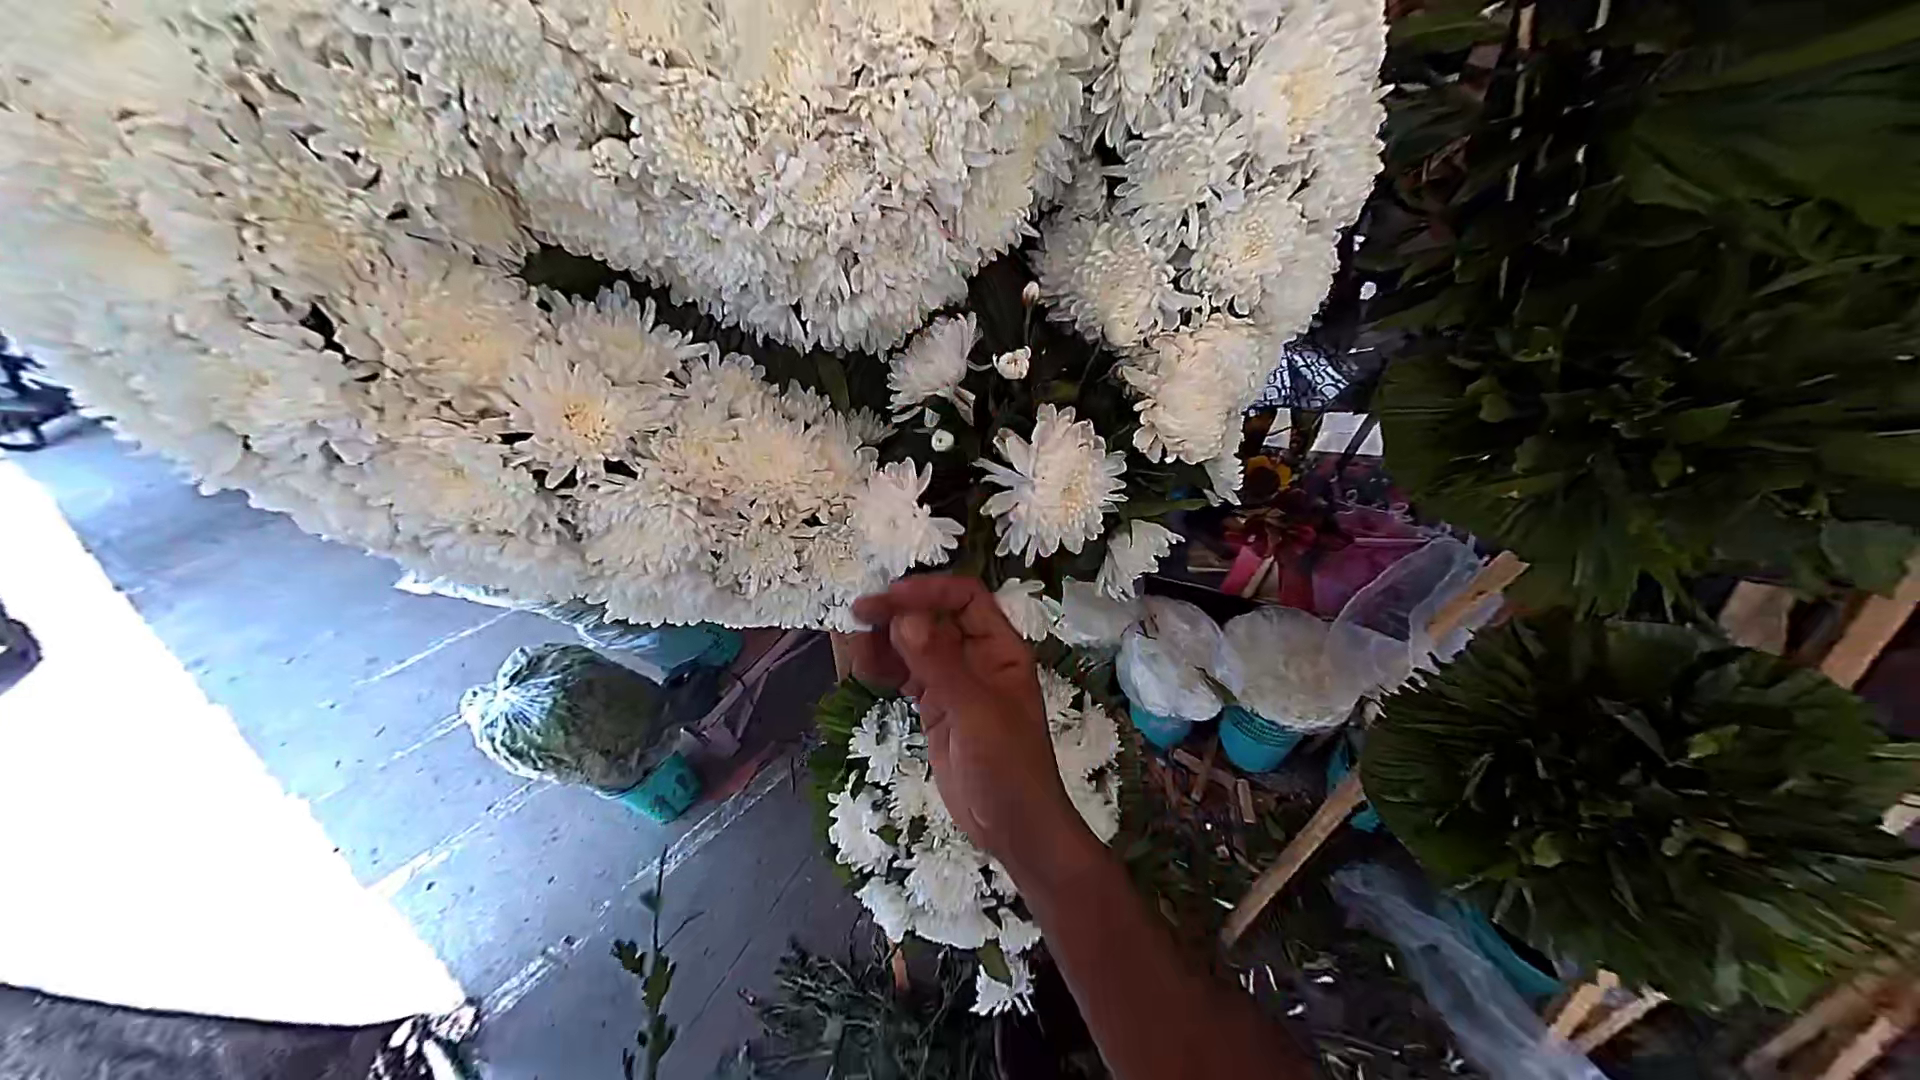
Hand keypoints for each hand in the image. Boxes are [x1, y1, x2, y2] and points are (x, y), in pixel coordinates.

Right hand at [850, 575, 1084, 869]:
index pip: (965, 598)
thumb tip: (902, 618)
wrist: (1014, 830)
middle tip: (859, 615)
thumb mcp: (976, 713)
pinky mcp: (936, 706)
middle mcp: (977, 657)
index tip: (888, 598)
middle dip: (900, 612)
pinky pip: (907, 675)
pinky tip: (863, 665)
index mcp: (1000, 648)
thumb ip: (940, 665)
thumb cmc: (1008, 768)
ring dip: (886, 639)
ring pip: (917, 645)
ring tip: (854, 642)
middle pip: (936, 617)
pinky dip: (885, 667)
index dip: (929, 591)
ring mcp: (955, 682)